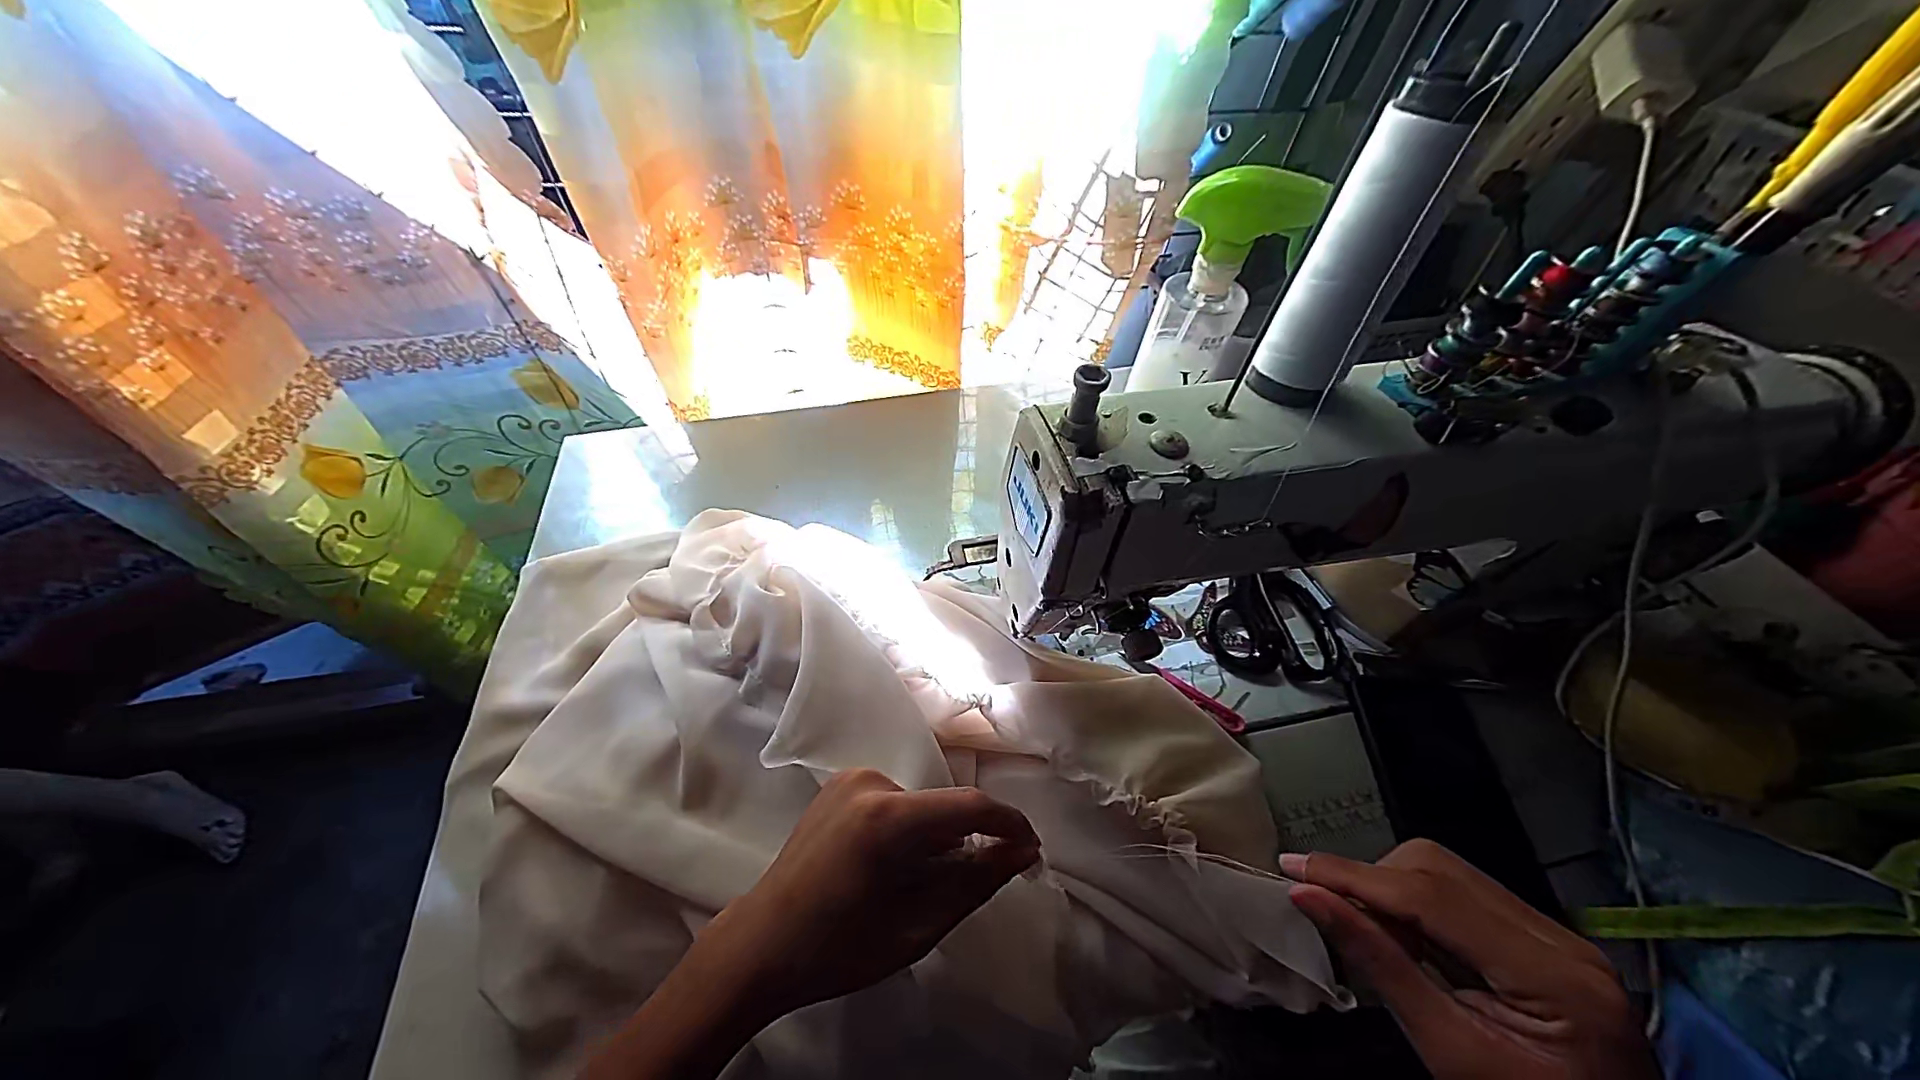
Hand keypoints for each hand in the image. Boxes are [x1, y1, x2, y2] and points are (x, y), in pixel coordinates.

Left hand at [582, 769, 1037, 1078]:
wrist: (762, 943)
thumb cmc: (839, 948)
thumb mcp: (917, 927)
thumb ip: (975, 882)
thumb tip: (1022, 851)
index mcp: (887, 818)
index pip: (968, 806)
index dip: (1008, 824)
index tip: (1031, 850)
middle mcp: (869, 782)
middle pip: (942, 808)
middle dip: (963, 842)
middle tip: (959, 887)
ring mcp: (849, 778)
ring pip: (920, 805)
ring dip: (932, 837)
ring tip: (910, 883)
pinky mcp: (838, 784)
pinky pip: (895, 801)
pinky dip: (907, 828)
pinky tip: (886, 865)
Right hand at [1284, 840, 1658, 1079]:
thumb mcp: (1449, 1051)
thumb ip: (1380, 965)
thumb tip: (1308, 896)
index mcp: (1555, 976)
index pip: (1431, 896)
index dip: (1354, 876)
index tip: (1294, 866)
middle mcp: (1564, 940)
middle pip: (1438, 868)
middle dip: (1375, 882)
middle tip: (1336, 914)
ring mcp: (1560, 938)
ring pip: (1447, 872)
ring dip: (1393, 891)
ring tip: (1376, 936)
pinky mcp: (1545, 941)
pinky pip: (1463, 895)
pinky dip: (1419, 907)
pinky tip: (1409, 941)